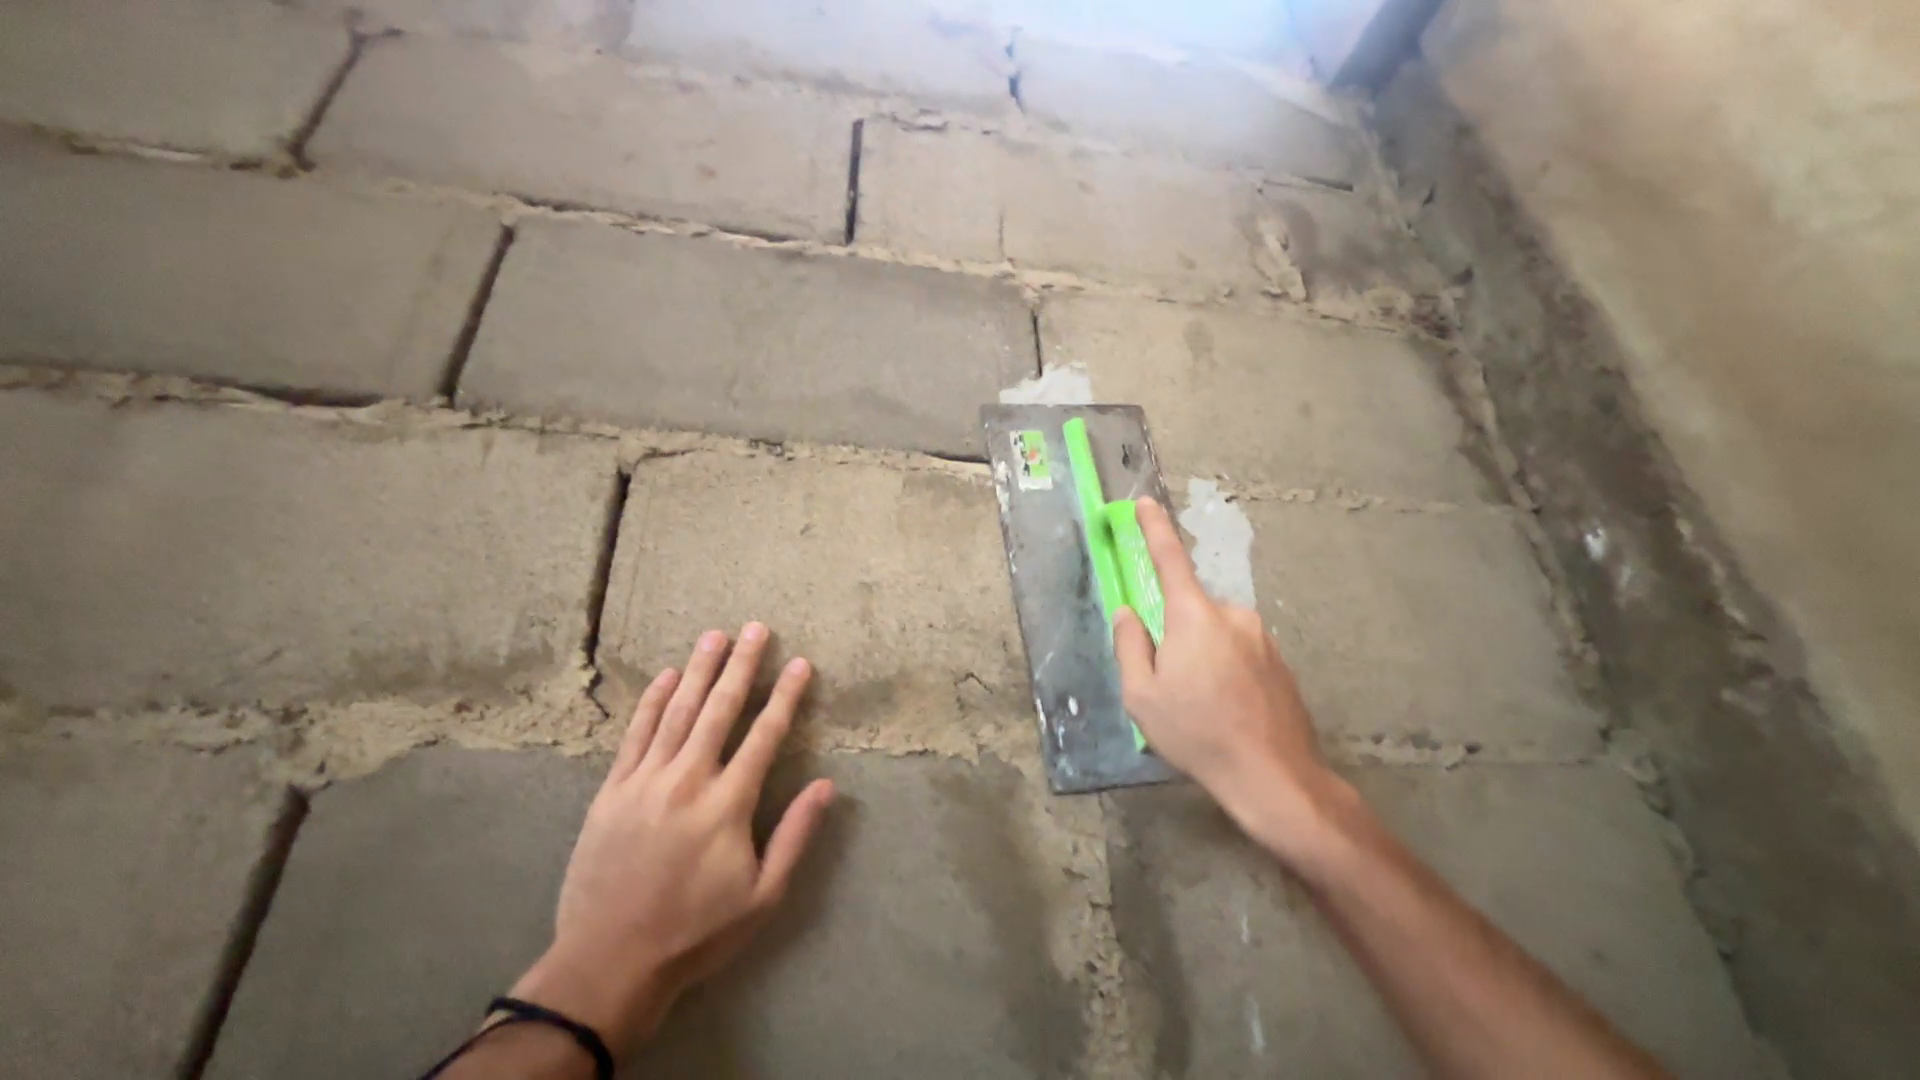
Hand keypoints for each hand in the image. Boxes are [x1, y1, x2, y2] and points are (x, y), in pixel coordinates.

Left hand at [511, 623, 835, 1059]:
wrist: (609, 961)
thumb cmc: (696, 932)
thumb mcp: (763, 897)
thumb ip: (795, 836)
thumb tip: (827, 785)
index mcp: (727, 805)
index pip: (764, 736)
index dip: (786, 697)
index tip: (801, 664)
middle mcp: (687, 780)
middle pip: (719, 710)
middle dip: (742, 666)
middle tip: (756, 628)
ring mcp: (644, 781)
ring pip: (677, 712)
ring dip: (699, 670)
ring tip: (716, 635)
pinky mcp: (611, 791)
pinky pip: (635, 734)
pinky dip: (652, 701)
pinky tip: (667, 676)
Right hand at [1111, 499, 1353, 868]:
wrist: (1273, 775)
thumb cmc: (1197, 733)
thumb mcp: (1142, 696)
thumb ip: (1130, 646)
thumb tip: (1129, 613)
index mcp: (1194, 617)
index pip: (1169, 559)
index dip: (1153, 528)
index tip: (1144, 503)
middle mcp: (1233, 615)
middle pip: (1190, 610)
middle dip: (1174, 635)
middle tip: (1170, 684)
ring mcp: (1262, 637)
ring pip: (1216, 635)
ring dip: (1201, 656)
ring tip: (1201, 707)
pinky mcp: (1280, 662)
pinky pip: (1240, 653)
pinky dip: (1226, 672)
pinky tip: (1227, 712)